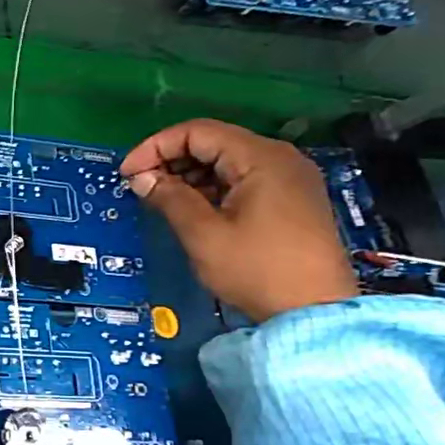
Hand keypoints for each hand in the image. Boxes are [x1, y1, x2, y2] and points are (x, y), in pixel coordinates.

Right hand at [120, 118, 357, 321]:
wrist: (315, 312)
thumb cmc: (257, 271)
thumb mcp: (204, 235)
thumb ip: (170, 198)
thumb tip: (141, 178)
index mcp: (260, 158)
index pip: (197, 132)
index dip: (155, 146)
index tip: (128, 172)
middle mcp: (279, 158)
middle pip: (214, 142)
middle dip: (172, 160)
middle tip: (141, 186)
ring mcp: (289, 178)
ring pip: (227, 161)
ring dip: (190, 175)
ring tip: (162, 199)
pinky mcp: (292, 198)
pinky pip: (243, 179)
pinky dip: (212, 188)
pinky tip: (192, 208)